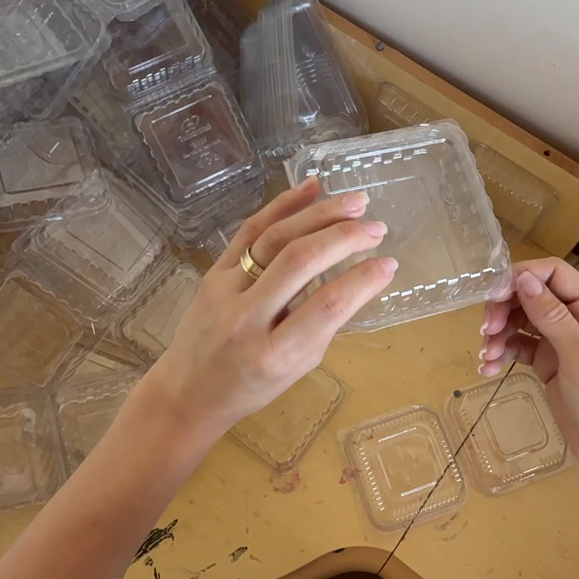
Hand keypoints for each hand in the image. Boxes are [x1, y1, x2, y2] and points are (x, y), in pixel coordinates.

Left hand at [136, 178, 396, 445]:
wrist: (190, 390)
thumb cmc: (252, 387)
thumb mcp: (298, 368)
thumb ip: (325, 324)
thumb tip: (362, 277)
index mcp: (275, 353)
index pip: (327, 305)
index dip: (363, 280)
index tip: (389, 263)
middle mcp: (248, 317)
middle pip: (299, 261)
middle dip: (344, 238)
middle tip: (376, 227)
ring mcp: (225, 289)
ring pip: (275, 237)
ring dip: (320, 214)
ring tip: (356, 203)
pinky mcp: (214, 270)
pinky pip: (250, 229)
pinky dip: (283, 204)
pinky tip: (313, 188)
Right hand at [478, 258, 578, 472]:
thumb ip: (553, 317)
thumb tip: (523, 278)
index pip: (554, 273)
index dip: (521, 276)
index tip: (493, 294)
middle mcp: (577, 319)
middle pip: (531, 295)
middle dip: (504, 308)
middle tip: (486, 331)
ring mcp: (561, 342)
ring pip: (521, 320)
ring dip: (499, 333)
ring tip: (488, 356)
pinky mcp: (549, 364)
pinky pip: (519, 347)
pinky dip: (503, 353)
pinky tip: (489, 369)